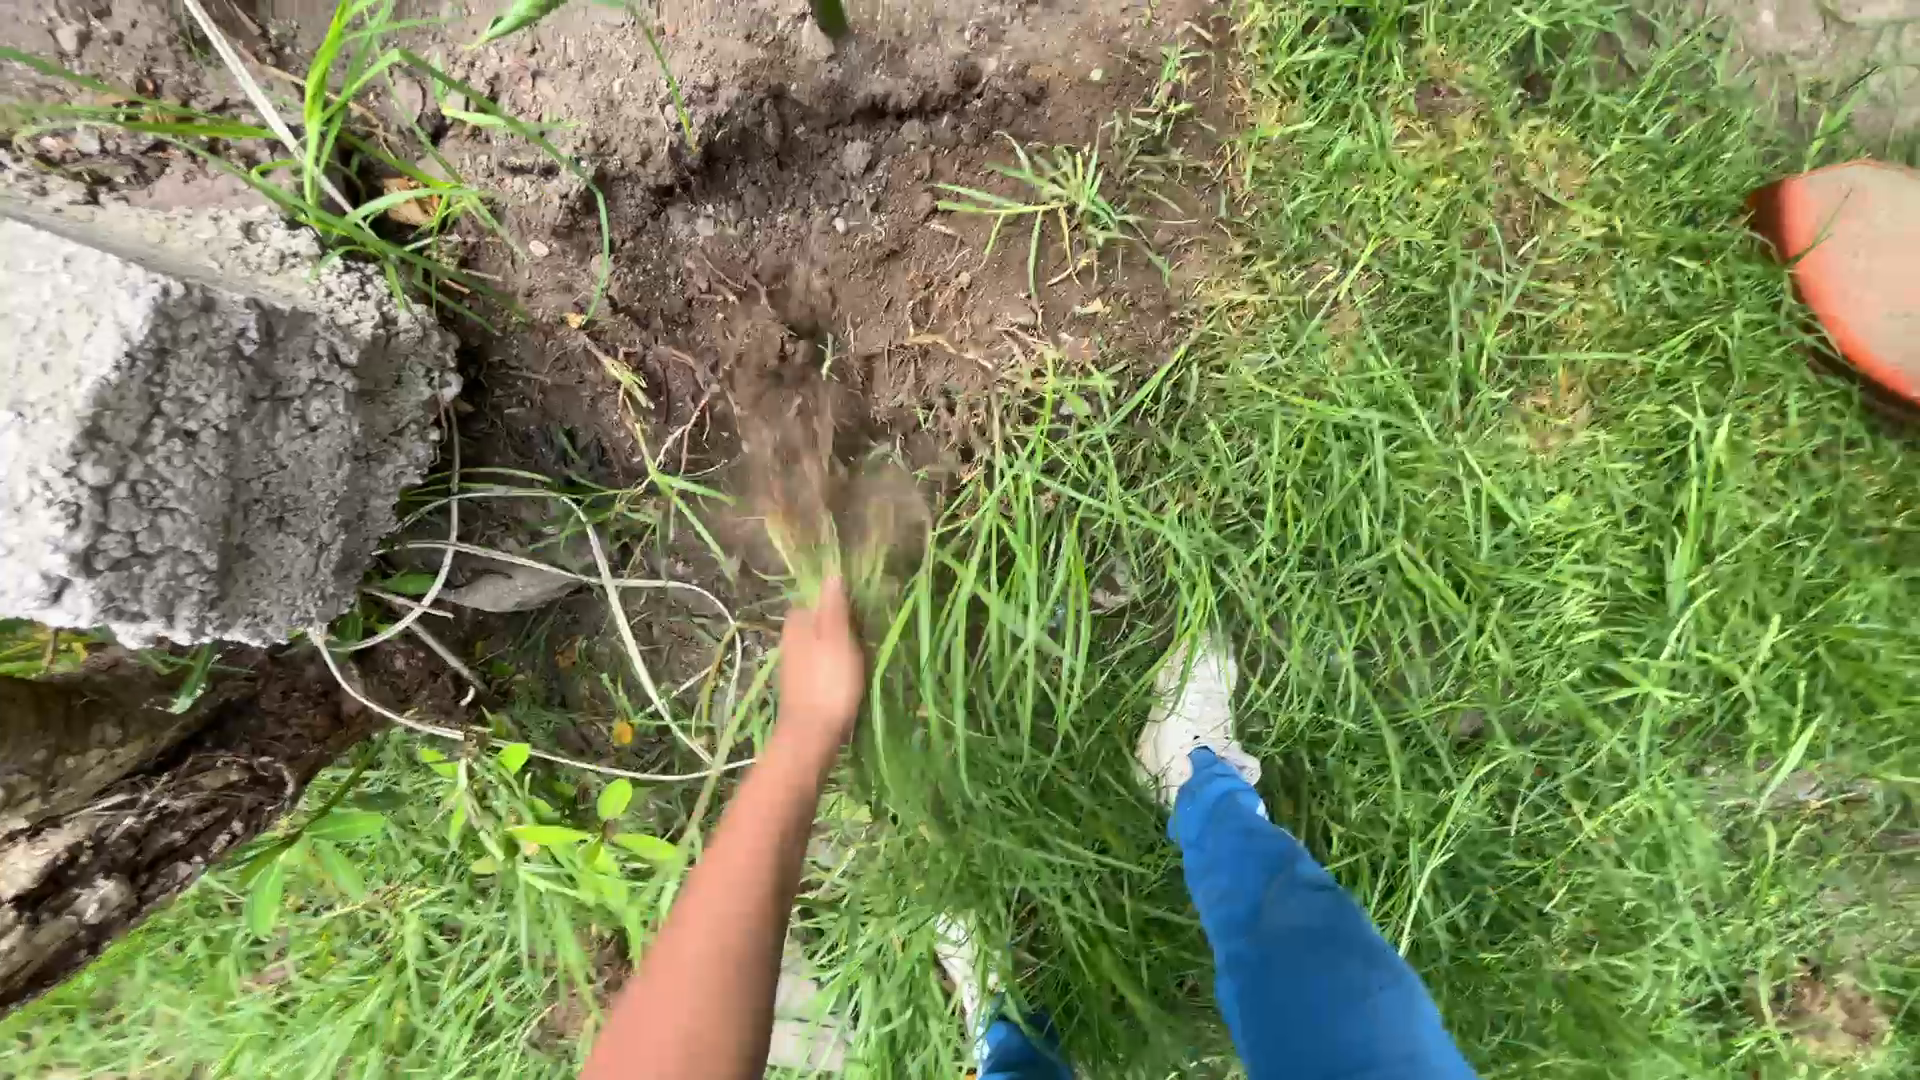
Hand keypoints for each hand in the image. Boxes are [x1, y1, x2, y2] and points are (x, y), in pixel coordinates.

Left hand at [776, 577, 863, 748]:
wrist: (812, 733)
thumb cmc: (828, 682)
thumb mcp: (837, 638)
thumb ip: (834, 607)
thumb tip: (831, 575)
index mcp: (798, 622)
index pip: (815, 599)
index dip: (837, 601)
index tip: (859, 611)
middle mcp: (791, 639)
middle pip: (819, 620)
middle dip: (840, 624)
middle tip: (865, 635)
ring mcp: (795, 663)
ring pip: (821, 643)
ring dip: (840, 646)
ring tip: (862, 656)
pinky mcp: (802, 684)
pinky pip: (822, 663)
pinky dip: (835, 665)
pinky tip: (849, 676)